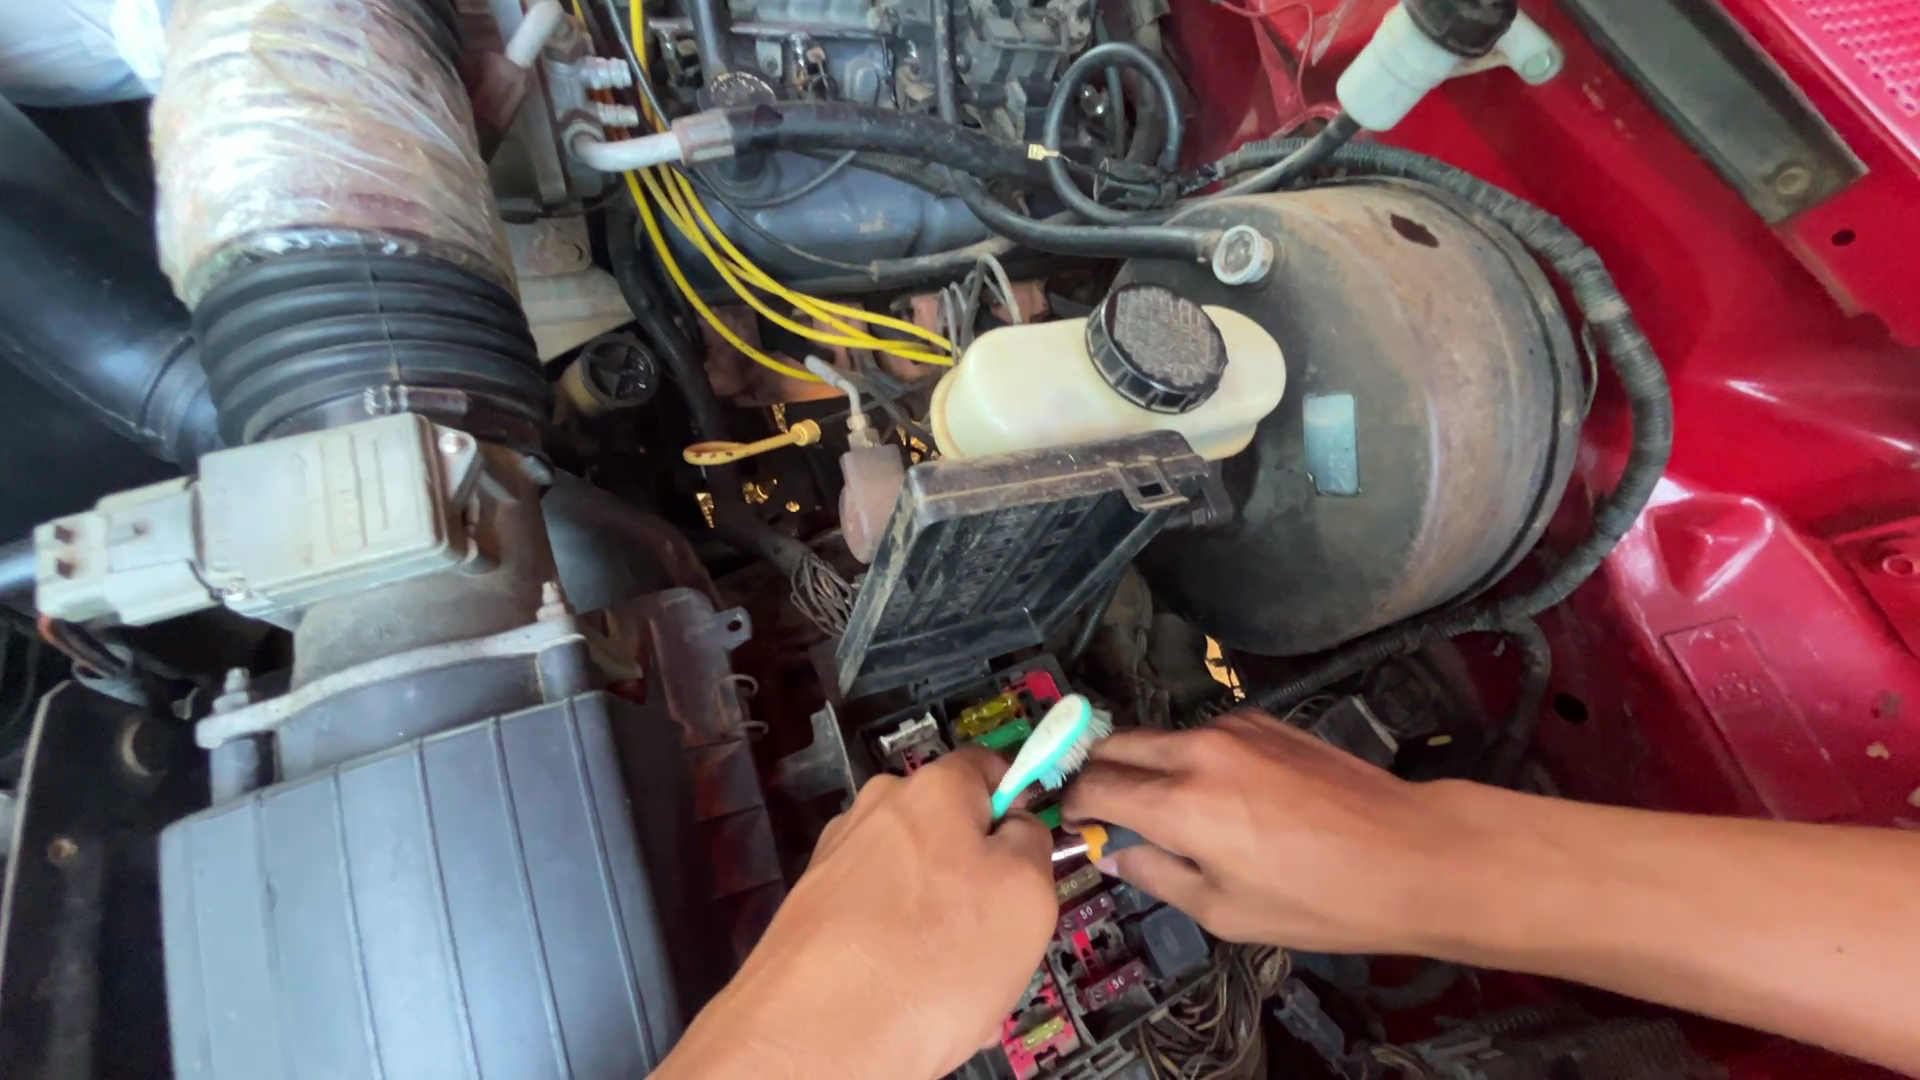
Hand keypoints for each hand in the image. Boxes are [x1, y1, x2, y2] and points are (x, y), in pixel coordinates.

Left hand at [657, 746, 1056, 1079]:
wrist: (812, 1039)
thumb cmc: (934, 956)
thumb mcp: (1028, 893)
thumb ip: (1033, 841)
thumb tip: (1019, 827)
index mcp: (933, 786)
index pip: (990, 765)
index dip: (1020, 801)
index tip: (1034, 851)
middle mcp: (879, 807)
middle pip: (953, 830)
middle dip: (982, 880)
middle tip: (1000, 939)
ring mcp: (840, 855)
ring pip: (920, 881)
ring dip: (946, 924)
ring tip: (956, 991)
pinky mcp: (814, 906)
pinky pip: (882, 917)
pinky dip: (904, 948)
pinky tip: (914, 1002)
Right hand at [1062, 711, 1488, 954]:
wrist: (1412, 852)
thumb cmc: (1320, 900)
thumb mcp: (1227, 912)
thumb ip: (1156, 874)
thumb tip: (1115, 852)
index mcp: (1180, 805)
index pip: (1095, 786)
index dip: (1072, 803)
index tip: (1071, 818)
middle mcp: (1194, 752)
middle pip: (1113, 744)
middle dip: (1093, 769)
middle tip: (1097, 800)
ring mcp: (1228, 728)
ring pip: (1157, 735)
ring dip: (1142, 761)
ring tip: (1162, 799)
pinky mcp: (1259, 718)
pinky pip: (1201, 731)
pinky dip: (1188, 753)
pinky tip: (1219, 786)